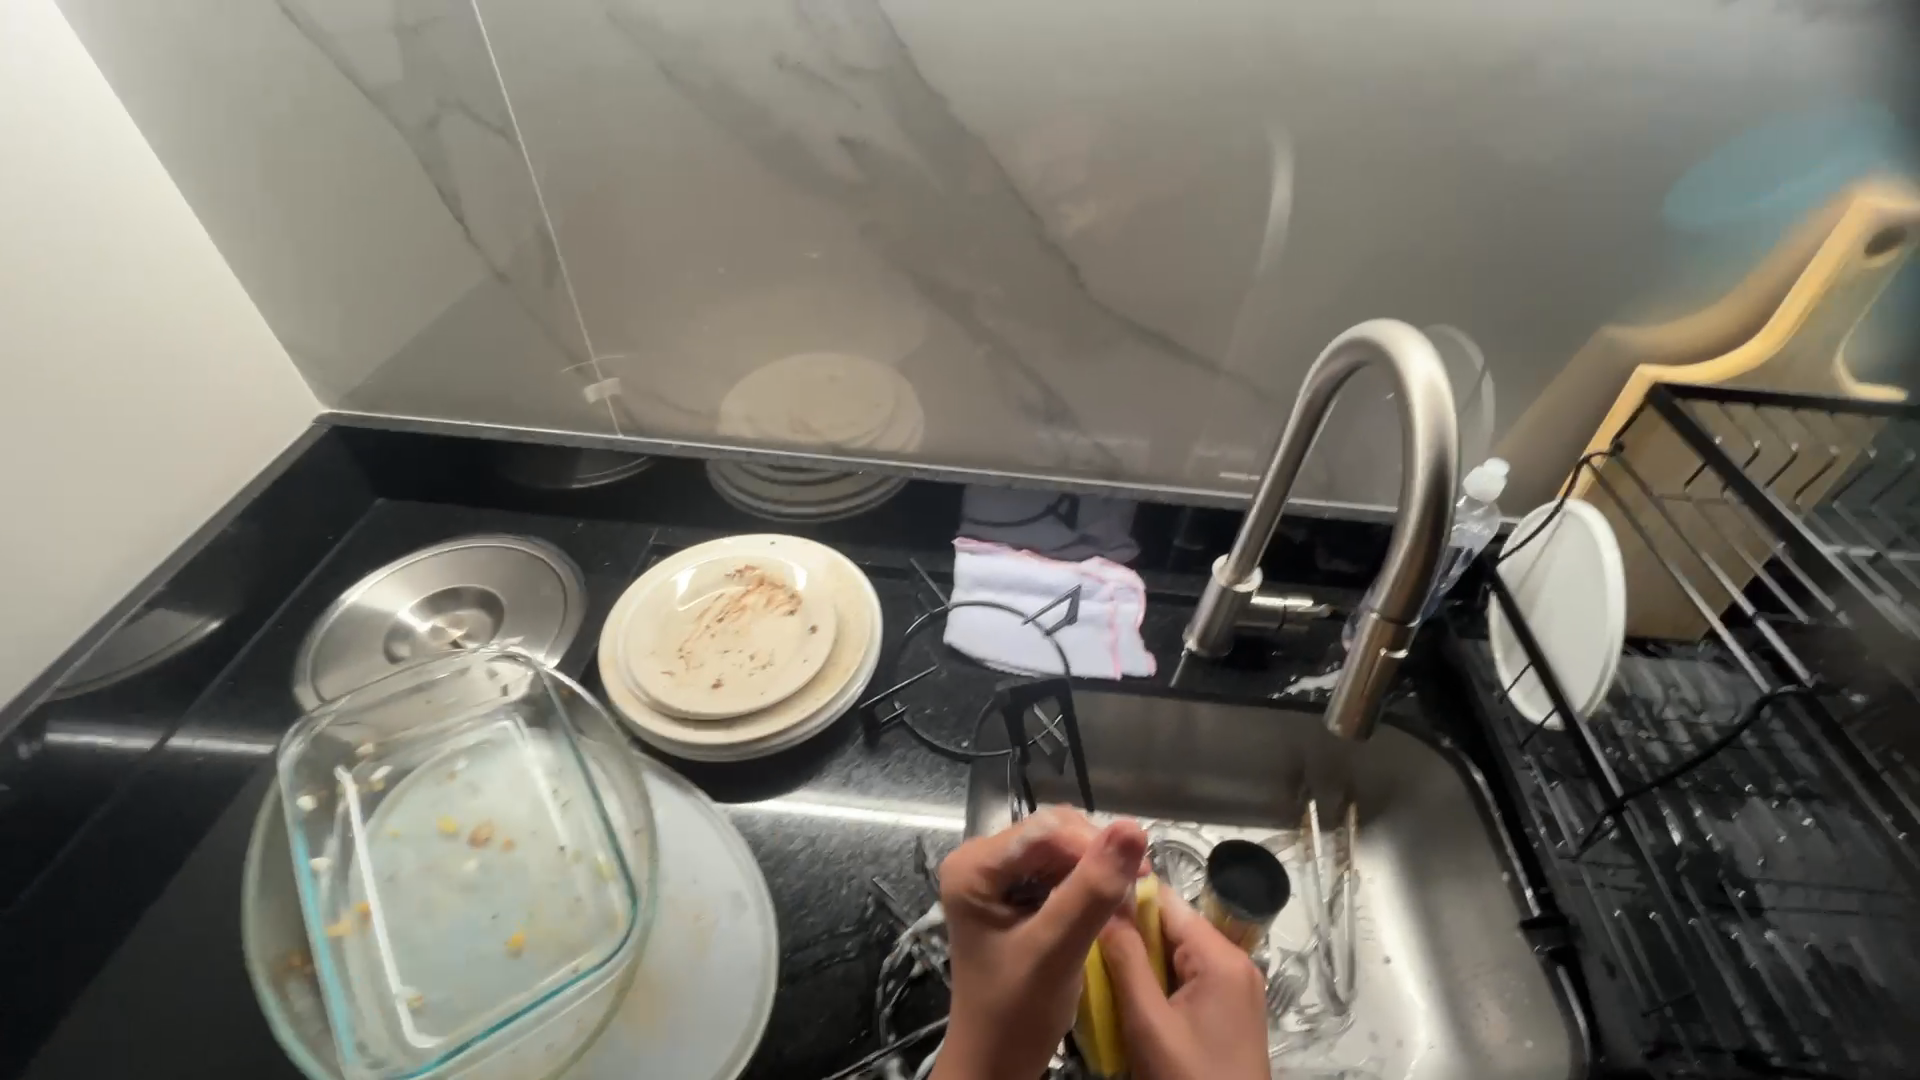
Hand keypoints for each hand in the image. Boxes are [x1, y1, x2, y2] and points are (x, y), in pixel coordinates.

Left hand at [931, 807, 1148, 1079]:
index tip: (1141, 870)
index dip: (1094, 843)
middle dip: (1096, 855)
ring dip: (1095, 868)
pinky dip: (1086, 881)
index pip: (1044, 830)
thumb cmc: (1015, 1014)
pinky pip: (1056, 868)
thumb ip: (1092, 890)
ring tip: (1125, 899)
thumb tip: (1132, 828)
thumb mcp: (1057, 950)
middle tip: (1135, 888)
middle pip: (1051, 833)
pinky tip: (1107, 902)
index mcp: (973, 865)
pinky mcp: (1012, 890)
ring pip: (1058, 848)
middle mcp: (979, 858)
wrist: (995, 1064)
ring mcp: (995, 874)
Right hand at [1098, 886, 1269, 1079]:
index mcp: (1220, 956)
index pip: (1165, 901)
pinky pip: (1185, 977)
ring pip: (1174, 952)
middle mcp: (1234, 961)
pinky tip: (1131, 1000)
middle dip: (1131, 935)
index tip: (1088, 909)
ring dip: (1140, 962)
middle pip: (1170, 926)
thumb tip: (1106, 903)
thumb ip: (1126, 957)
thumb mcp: (1148, 1022)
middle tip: (1090, 949)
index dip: (1125, 901)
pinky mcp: (1228, 1011)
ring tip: (1104, 974)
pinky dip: (1157, 984)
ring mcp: (1234, 988)